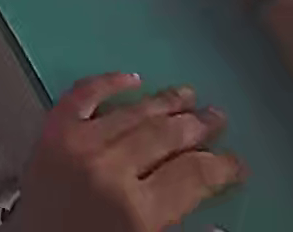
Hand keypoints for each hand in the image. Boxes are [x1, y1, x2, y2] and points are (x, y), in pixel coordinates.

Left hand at [7, 73, 243, 231]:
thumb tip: (219, 226)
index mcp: (137, 212)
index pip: (192, 178)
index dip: (221, 168)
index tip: (238, 160)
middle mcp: (111, 168)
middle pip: (165, 138)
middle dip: (197, 126)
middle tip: (218, 115)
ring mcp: (80, 142)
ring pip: (132, 112)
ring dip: (163, 101)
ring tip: (187, 93)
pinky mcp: (53, 129)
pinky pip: (84, 94)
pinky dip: (108, 82)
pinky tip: (131, 76)